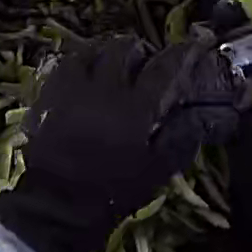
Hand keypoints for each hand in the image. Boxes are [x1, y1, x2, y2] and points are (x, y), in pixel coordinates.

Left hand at [0, 35, 240, 251]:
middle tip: (144, 62)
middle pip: (125, 49)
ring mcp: (73, 88)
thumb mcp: (157, 169)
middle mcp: (105, 89)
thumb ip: (182, 136)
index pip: (165, 68)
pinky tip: (87, 72)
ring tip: (114, 62)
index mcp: (136, 108)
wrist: (58, 206)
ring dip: (108, 51)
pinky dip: (81, 61)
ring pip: (93, 49)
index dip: (183, 53)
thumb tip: (203, 112)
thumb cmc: (113, 189)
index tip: (193, 45)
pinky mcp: (49, 94)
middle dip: (140, 50)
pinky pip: (67, 63)